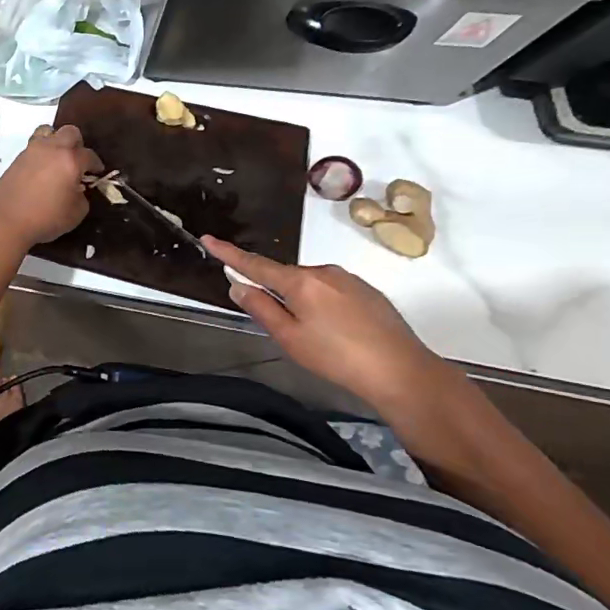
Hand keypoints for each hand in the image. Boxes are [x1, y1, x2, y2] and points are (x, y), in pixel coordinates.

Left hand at [0, 125, 102, 246]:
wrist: (7, 221)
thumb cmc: (46, 218)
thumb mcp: (76, 213)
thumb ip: (82, 197)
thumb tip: (78, 189)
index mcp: (70, 160)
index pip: (89, 155)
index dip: (96, 164)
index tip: (97, 172)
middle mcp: (52, 149)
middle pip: (70, 132)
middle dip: (78, 143)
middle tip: (77, 159)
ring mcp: (32, 151)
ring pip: (48, 132)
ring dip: (56, 141)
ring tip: (57, 158)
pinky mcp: (17, 158)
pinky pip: (34, 145)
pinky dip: (41, 152)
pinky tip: (42, 168)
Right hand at [203, 235, 463, 409]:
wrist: (400, 370)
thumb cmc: (337, 357)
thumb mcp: (290, 338)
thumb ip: (261, 308)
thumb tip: (238, 285)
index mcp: (300, 282)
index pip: (256, 264)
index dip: (229, 253)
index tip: (208, 239)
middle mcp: (324, 271)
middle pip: (285, 276)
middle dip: (274, 292)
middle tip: (280, 326)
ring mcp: (348, 279)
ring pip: (310, 284)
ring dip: (300, 300)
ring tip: (313, 336)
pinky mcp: (367, 291)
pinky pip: (331, 290)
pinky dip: (322, 304)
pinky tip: (335, 331)